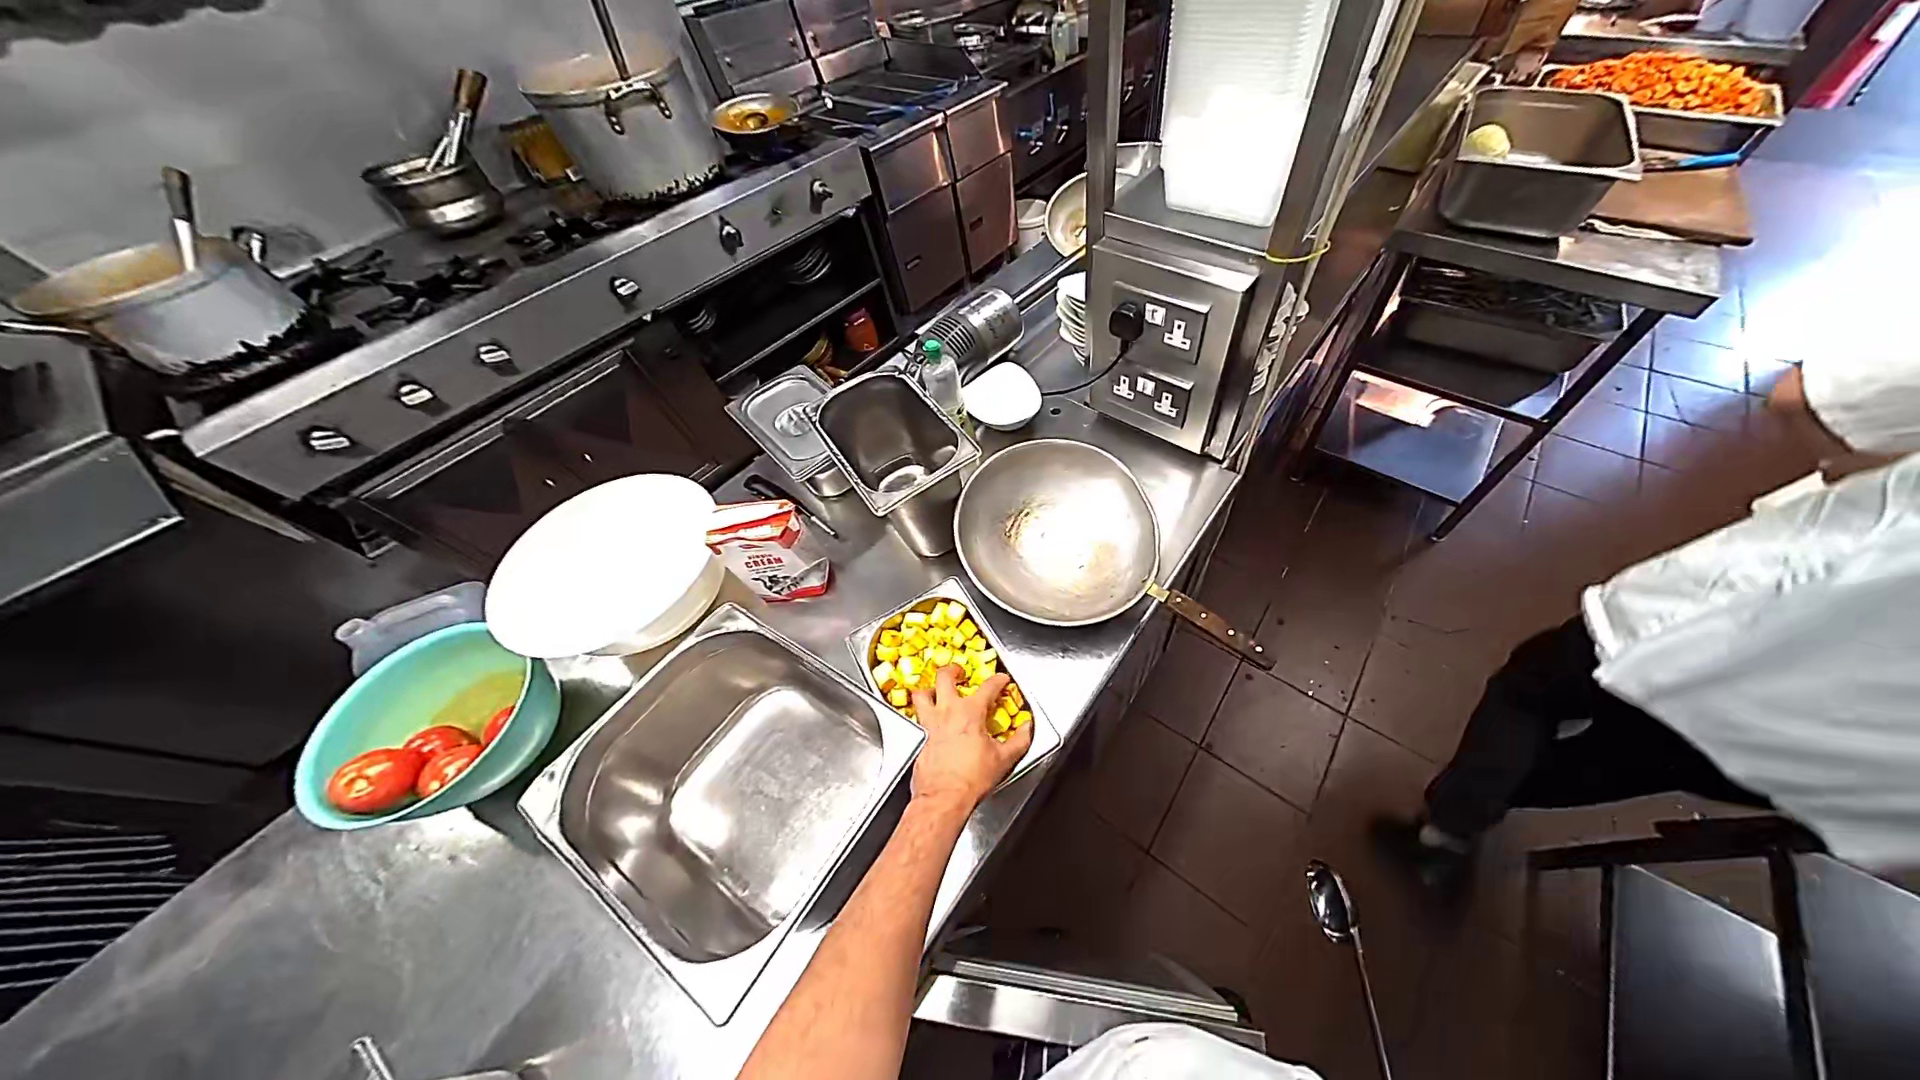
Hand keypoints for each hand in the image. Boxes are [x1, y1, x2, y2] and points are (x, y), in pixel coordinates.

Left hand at [909, 666, 1031, 814]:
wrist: (943, 797)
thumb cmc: (971, 779)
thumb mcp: (1004, 759)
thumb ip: (1020, 740)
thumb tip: (1027, 729)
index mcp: (970, 712)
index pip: (988, 687)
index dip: (998, 680)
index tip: (1002, 679)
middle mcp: (947, 712)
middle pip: (945, 677)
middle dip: (954, 670)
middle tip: (960, 672)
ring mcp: (930, 723)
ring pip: (922, 694)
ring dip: (929, 689)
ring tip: (935, 690)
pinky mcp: (919, 737)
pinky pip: (917, 717)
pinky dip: (923, 714)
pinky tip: (930, 721)